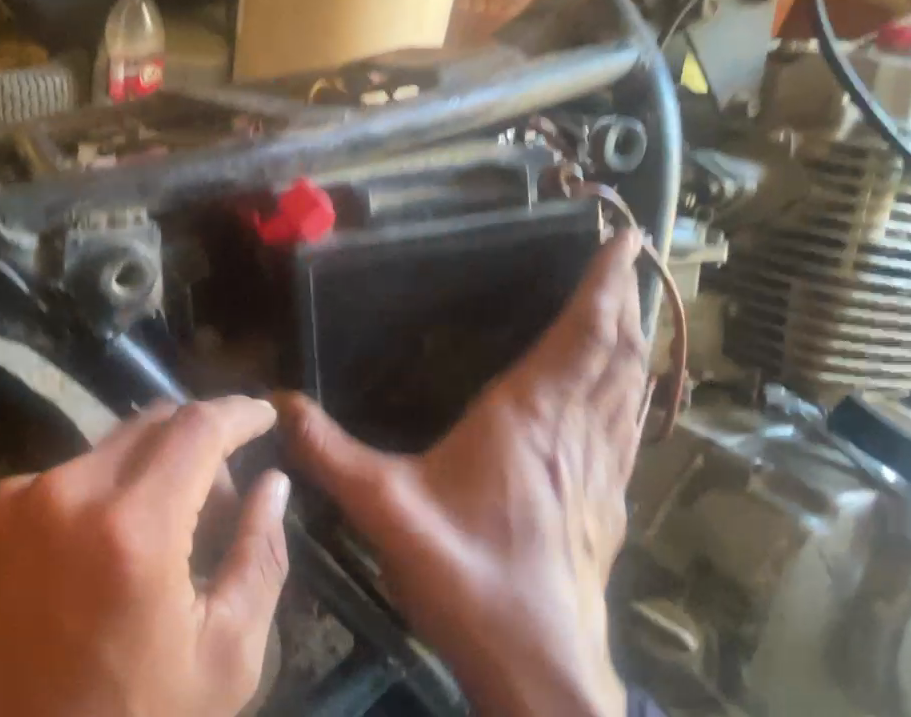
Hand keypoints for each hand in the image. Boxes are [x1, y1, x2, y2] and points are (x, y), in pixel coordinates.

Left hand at [0, 397, 292, 716]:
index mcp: (130, 529)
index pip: (195, 429)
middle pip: (145, 429)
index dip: (236, 412)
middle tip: (214, 496)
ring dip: (136, 477)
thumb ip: (257, 558)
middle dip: (192, 445)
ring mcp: (9, 497)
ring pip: (99, 454)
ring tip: (148, 541)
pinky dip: (83, 500)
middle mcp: (62, 492)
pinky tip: (87, 557)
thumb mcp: (222, 659)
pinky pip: (51, 480)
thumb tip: (272, 483)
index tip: (261, 413)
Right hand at [277, 229, 647, 716]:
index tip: (624, 239)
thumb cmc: (467, 578)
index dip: (605, 287)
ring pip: (629, 389)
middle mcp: (574, 435)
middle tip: (631, 258)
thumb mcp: (383, 510)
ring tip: (635, 307)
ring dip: (635, 341)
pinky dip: (632, 391)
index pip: (581, 338)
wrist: (541, 670)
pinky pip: (626, 426)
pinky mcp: (607, 506)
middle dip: (626, 300)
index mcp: (529, 421)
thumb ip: (330, 453)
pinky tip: (626, 396)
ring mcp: (599, 472)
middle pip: (617, 354)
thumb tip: (275, 403)